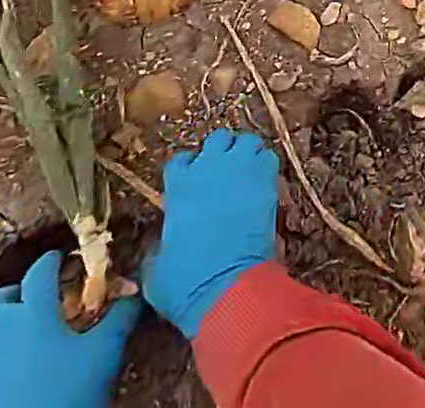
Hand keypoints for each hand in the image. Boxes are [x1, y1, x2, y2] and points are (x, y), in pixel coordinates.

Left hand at [0, 250, 141, 407]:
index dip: (49, 262)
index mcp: (34, 314)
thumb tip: (136, 290)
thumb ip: (121, 316)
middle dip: (14, 295)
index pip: (39, 273)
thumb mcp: (105, 353)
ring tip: (11, 342)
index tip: (59, 258)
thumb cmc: (67, 395)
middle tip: (31, 300)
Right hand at [144, 128, 279, 335]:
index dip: (187, 170)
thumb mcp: (155, 267)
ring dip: (246, 153)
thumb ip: (157, 246)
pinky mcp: (267, 179)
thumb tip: (160, 245)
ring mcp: (241, 169)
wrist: (227, 286)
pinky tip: (263, 182)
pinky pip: (269, 157)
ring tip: (246, 171)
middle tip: (224, 172)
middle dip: (221, 151)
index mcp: (180, 186)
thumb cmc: (185, 282)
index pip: (180, 161)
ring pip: (247, 140)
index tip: (192, 183)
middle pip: (218, 138)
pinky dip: (266, 166)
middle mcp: (210, 169)